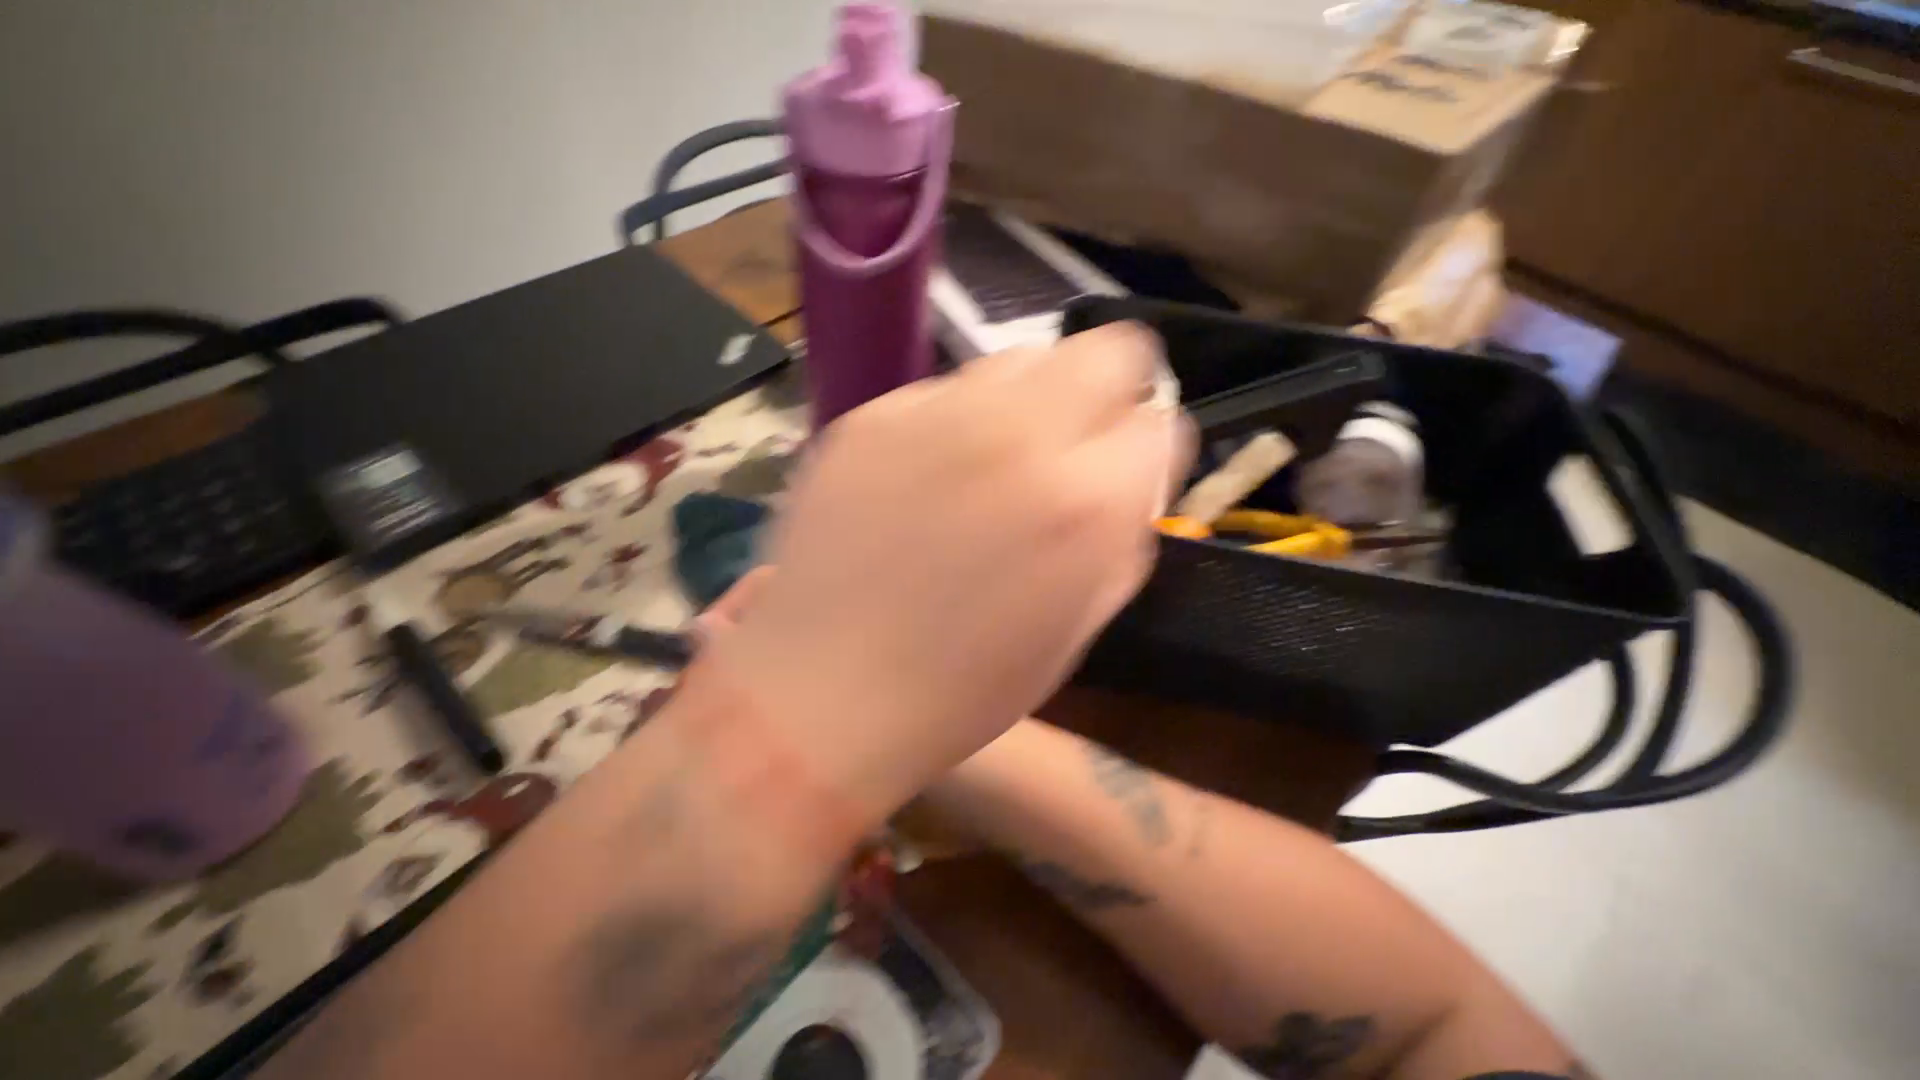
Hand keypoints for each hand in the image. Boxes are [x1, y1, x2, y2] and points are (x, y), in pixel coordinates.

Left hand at [693, 324, 1192, 821]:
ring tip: (996, 459)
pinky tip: (925, 477)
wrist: (824, 692)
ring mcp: (937, 415)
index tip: (1123, 475)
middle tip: (1077, 441)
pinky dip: (955, 421)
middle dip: (1109, 389)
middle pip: (1106, 349)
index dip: (1146, 452)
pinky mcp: (872, 416)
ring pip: (1022, 358)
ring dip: (1031, 399)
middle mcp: (1019, 435)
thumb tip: (1132, 475)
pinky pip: (943, 390)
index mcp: (1085, 503)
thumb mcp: (1078, 628)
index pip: (1159, 423)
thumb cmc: (964, 688)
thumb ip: (1122, 534)